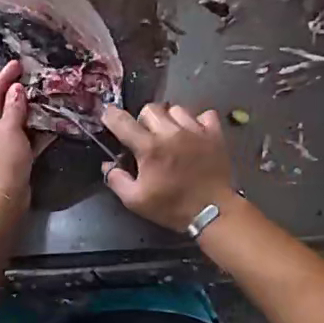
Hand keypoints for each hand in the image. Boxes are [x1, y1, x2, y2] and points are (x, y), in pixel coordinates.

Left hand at [0, 61, 52, 204]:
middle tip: (36, 77)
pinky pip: (26, 140)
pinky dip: (38, 132)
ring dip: (32, 113)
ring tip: (48, 96)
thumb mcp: (9, 129)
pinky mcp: (13, 159)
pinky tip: (53, 122)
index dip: (4, 78)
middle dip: (20, 95)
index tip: (17, 63)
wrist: (4, 199)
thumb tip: (16, 89)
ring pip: (17, 124)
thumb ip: (14, 107)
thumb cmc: (2, 161)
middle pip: (4, 108)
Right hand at [101, 104, 238, 229]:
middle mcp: (171, 133)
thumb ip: (116, 180)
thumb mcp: (135, 200)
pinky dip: (197, 121)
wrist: (214, 213)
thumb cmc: (171, 206)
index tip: (108, 117)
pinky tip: (193, 133)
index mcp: (149, 148)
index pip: (122, 121)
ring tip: (169, 134)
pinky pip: (205, 115)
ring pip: (176, 109)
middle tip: (144, 136)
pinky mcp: (215, 135)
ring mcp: (196, 131)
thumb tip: (108, 164)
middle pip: (150, 109)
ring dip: (168, 119)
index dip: (111, 116)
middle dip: (142, 120)